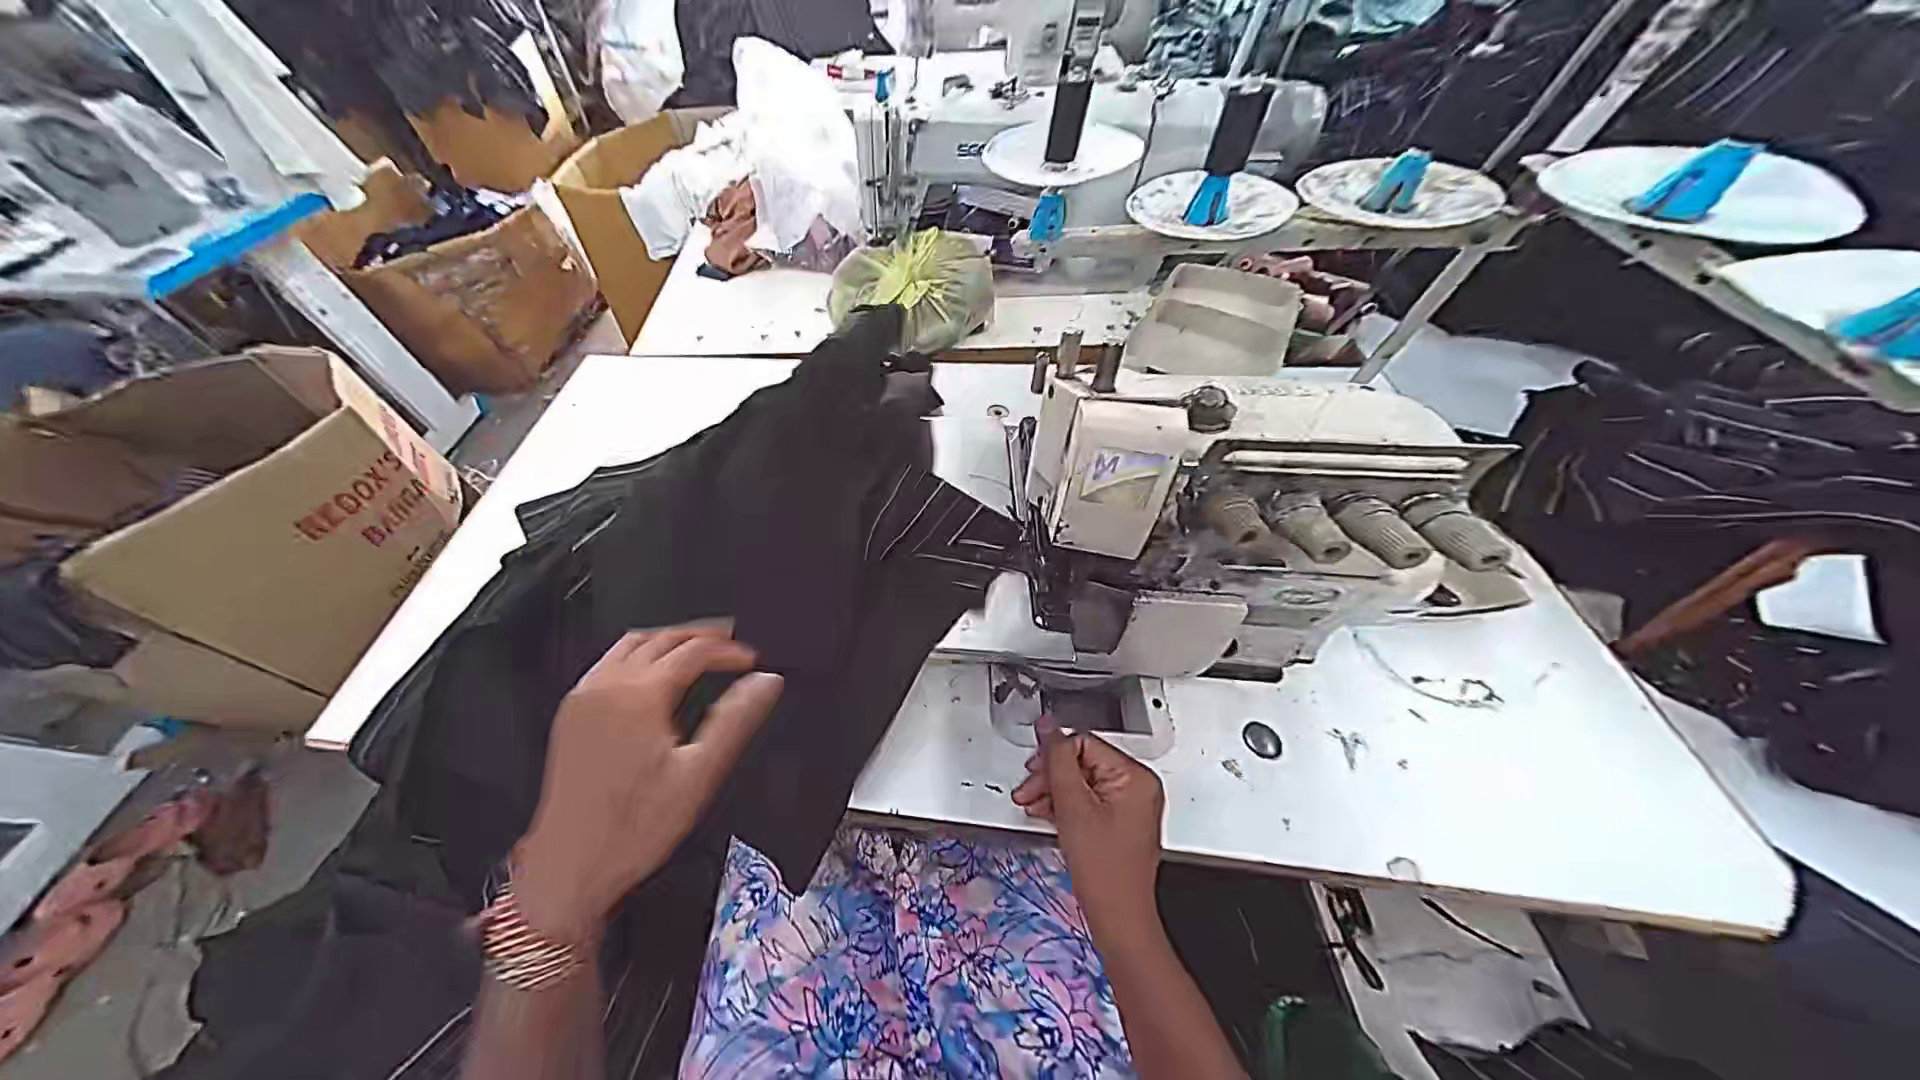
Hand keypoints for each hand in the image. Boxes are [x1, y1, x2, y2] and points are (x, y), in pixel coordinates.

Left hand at [513, 622, 782, 945]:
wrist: (569, 866)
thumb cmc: (630, 829)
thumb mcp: (700, 774)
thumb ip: (736, 719)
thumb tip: (766, 683)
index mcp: (639, 696)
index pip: (694, 651)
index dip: (730, 651)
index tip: (752, 660)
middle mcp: (606, 688)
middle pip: (662, 638)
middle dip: (702, 635)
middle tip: (732, 642)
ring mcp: (584, 698)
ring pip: (633, 643)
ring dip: (670, 638)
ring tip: (699, 647)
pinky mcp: (571, 714)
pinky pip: (609, 661)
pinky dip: (640, 652)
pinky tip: (654, 670)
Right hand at [1010, 717, 1165, 939]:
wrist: (1117, 917)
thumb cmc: (1105, 870)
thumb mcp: (1072, 805)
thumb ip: (1057, 759)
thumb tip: (1048, 726)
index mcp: (1135, 776)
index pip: (1084, 743)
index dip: (1054, 756)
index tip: (1033, 769)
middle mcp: (1138, 785)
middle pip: (1083, 760)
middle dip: (1051, 775)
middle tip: (1030, 789)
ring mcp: (1131, 804)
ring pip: (1082, 780)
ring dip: (1054, 790)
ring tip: (1034, 804)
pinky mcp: (1120, 819)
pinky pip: (1089, 798)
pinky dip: (1066, 804)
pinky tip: (1048, 813)